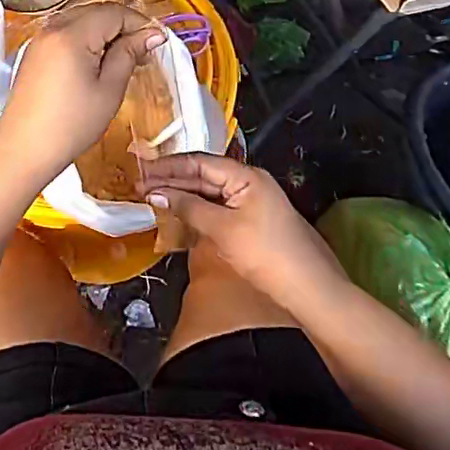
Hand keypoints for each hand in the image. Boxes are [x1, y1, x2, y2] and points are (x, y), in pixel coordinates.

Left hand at [0, 4, 165, 175]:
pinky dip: (85, 38)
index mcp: (72, 35)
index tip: (157, 40)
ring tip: (122, 58)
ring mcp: (40, 39)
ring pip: (81, 19)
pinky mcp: (35, 52)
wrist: (24, 148)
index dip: (140, 23)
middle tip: (143, 50)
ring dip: (104, 31)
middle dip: (122, 25)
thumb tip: (149, 35)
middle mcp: (53, 29)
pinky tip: (97, 62)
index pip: (114, 12)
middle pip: (96, 10)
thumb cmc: (70, 125)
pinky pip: (66, 32)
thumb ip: (129, 54)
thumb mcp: (109, 90)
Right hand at [138, 154, 346, 308]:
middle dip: (172, 180)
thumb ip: (188, 208)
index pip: (199, 162)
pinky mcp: (251, 221)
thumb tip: (156, 193)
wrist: (309, 288)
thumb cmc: (266, 253)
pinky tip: (178, 214)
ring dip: (182, 195)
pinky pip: (217, 207)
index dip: (168, 167)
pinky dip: (196, 210)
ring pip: (209, 192)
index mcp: (245, 176)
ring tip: (152, 198)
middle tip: (140, 185)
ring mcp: (251, 201)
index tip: (141, 172)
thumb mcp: (222, 229)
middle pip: (204, 175)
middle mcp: (249, 182)